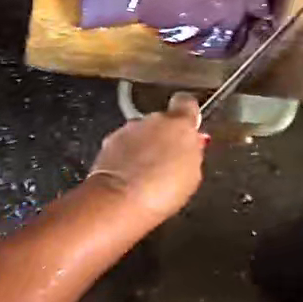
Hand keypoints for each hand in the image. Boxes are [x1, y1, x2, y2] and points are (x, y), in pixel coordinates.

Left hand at [87, 92, 205, 219]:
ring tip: (148, 174)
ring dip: (144, 147)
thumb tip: (193, 143)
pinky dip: (127, 156)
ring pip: (141, 133)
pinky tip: (131, 176)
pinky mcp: (109, 141)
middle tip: (169, 161)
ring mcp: (128, 129)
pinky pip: (123, 145)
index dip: (188, 114)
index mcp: (178, 123)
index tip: (189, 126)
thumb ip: (193, 151)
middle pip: (162, 121)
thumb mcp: (193, 175)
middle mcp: (152, 120)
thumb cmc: (161, 189)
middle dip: (164, 137)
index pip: (186, 103)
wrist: (121, 198)